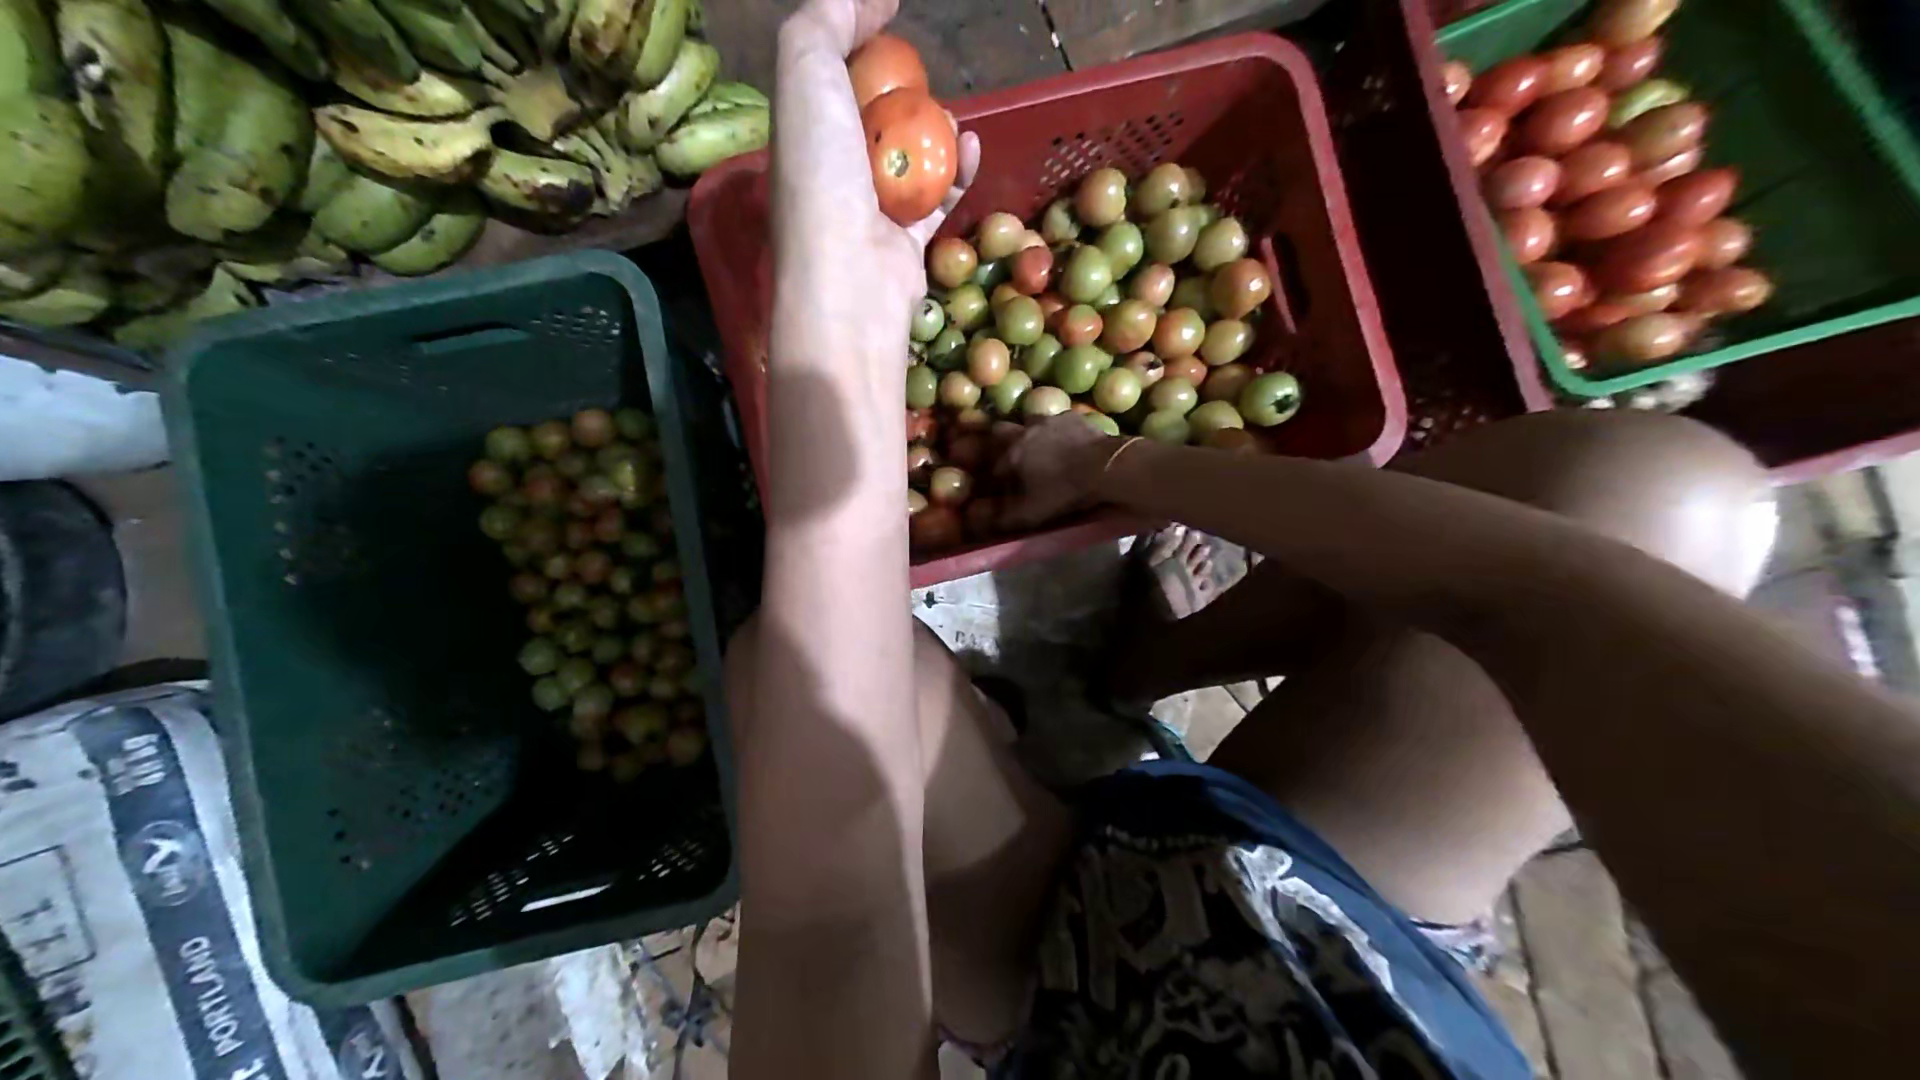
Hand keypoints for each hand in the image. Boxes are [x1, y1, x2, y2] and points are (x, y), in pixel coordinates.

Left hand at [770, 0, 979, 367]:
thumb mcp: (805, 69)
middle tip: (925, 82)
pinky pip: (938, 199)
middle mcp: (834, 173)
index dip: (858, 43)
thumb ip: (826, 18)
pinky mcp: (908, 244)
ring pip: (911, 159)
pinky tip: (975, 148)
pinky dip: (959, 173)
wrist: (850, 277)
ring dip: (937, 134)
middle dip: (903, 93)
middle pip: (875, 120)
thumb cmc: (823, 172)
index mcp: (803, 133)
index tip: (892, 18)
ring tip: (954, 123)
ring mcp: (872, 213)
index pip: (829, 78)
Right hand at [995, 415, 1118, 529]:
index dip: (999, 477)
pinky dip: (1060, 430)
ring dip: (1032, 434)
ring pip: (1031, 422)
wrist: (1104, 467)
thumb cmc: (1064, 490)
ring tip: (1044, 448)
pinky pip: (1059, 421)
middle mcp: (1025, 432)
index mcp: (1013, 455)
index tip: (1005, 487)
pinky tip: (1069, 441)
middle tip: (1017, 459)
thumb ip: (1008, 517)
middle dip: (1004, 443)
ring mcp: (1049, 420)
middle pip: (1002, 432)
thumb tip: (992, 522)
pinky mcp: (1072, 416)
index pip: (996, 466)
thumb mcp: (1034, 512)